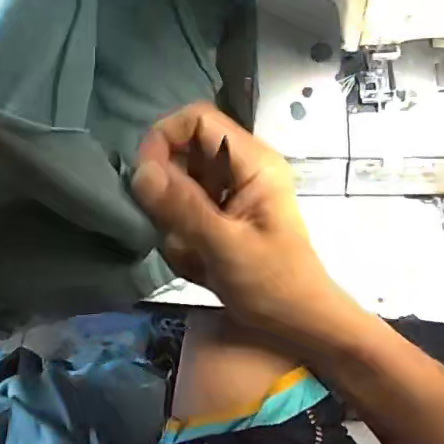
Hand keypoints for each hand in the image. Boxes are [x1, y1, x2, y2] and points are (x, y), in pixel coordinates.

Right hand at [131, 102, 357, 344]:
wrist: (303, 324)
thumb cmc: (274, 285)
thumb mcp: (225, 247)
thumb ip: (182, 207)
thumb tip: (140, 171)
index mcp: (253, 162)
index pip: (198, 119)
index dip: (165, 139)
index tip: (145, 178)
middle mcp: (243, 167)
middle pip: (185, 150)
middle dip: (167, 189)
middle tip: (172, 228)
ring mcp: (233, 190)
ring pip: (180, 182)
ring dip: (173, 217)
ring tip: (192, 252)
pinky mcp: (225, 213)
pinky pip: (186, 208)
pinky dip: (181, 233)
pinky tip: (197, 260)